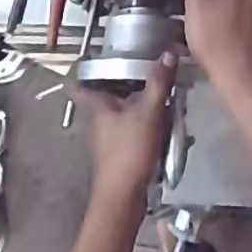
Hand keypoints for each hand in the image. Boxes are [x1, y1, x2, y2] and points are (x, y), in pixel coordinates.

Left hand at [79, 53, 174, 203]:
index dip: (86, 68)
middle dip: (129, 84)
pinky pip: (135, 130)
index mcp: (98, 106)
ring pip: (125, 112)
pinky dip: (150, 125)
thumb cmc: (129, 151)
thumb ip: (159, 83)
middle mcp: (100, 119)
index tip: (100, 55)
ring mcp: (109, 138)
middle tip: (148, 70)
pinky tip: (170, 126)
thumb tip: (168, 53)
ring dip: (143, 105)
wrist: (123, 199)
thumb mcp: (148, 112)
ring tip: (166, 97)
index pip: (81, 83)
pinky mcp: (121, 152)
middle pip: (110, 94)